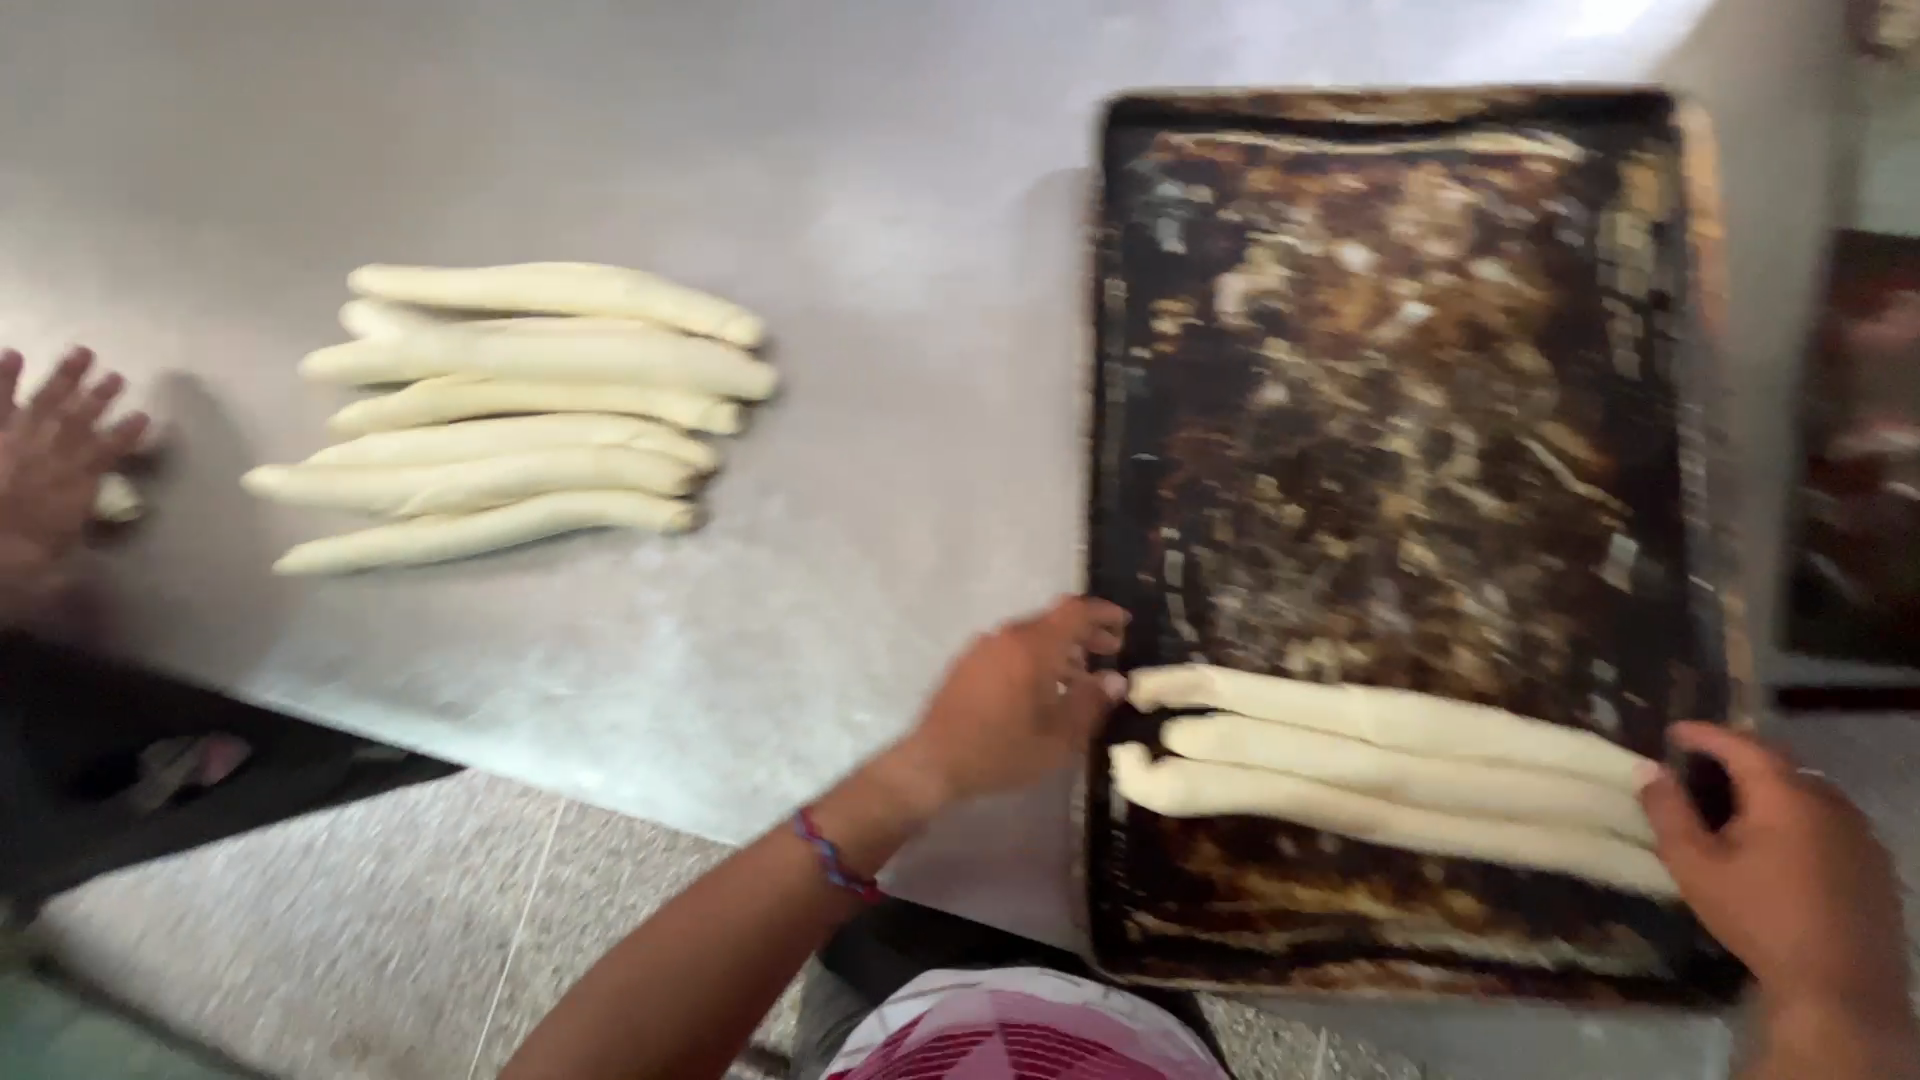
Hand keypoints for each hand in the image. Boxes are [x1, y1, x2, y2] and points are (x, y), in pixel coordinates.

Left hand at [0, 347, 147, 620]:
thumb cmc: (21, 551)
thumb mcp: (55, 556)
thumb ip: (75, 545)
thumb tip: (94, 554)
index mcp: (74, 482)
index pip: (107, 451)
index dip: (127, 434)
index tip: (145, 417)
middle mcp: (47, 455)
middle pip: (77, 419)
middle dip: (96, 395)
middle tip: (115, 373)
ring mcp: (11, 440)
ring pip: (41, 402)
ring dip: (61, 377)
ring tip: (80, 353)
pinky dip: (0, 376)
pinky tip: (10, 353)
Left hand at [880, 595, 1129, 807]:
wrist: (933, 761)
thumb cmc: (1001, 751)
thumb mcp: (1057, 738)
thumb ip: (1090, 703)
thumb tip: (1115, 680)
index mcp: (1032, 646)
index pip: (1075, 611)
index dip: (1103, 613)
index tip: (1124, 623)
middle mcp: (1007, 636)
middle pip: (1054, 621)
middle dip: (1085, 633)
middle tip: (1111, 652)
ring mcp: (983, 647)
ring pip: (1032, 635)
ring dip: (1060, 649)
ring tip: (1081, 678)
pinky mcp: (968, 662)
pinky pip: (1011, 648)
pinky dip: (1035, 657)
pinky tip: (1042, 688)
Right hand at [1639, 722, 1911, 1021]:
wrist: (1840, 986)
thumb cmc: (1756, 916)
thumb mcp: (1691, 862)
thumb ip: (1667, 810)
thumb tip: (1649, 769)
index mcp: (1786, 800)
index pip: (1743, 746)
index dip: (1705, 733)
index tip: (1672, 731)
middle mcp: (1831, 807)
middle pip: (1781, 763)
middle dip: (1736, 753)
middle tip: (1696, 758)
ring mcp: (1861, 836)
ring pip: (1809, 788)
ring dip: (1767, 781)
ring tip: (1729, 793)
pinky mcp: (1874, 863)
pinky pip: (1829, 816)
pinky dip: (1793, 807)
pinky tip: (1772, 833)